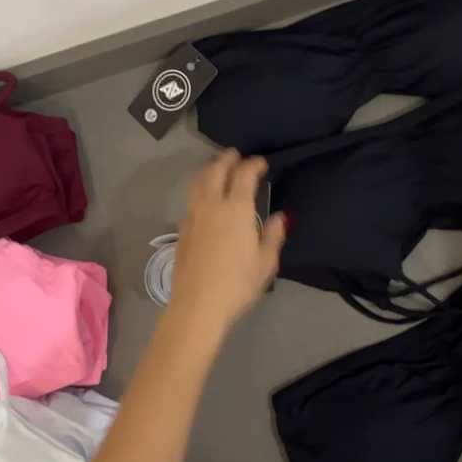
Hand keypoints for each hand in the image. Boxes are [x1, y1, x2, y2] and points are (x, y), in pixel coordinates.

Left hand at [165, 150, 287, 334]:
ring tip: (217, 169)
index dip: (254, 164)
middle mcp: (212, 205)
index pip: (244, 174)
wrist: (197, 306)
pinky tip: (206, 199)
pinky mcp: (182, 231)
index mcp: (236, 209)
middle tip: (236, 155)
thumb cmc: (238, 284)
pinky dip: (200, 189)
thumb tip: (279, 217)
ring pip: (198, 182)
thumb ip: (273, 235)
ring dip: (209, 170)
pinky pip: (192, 199)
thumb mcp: (266, 263)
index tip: (261, 163)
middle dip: (227, 159)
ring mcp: (193, 216)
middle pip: (216, 170)